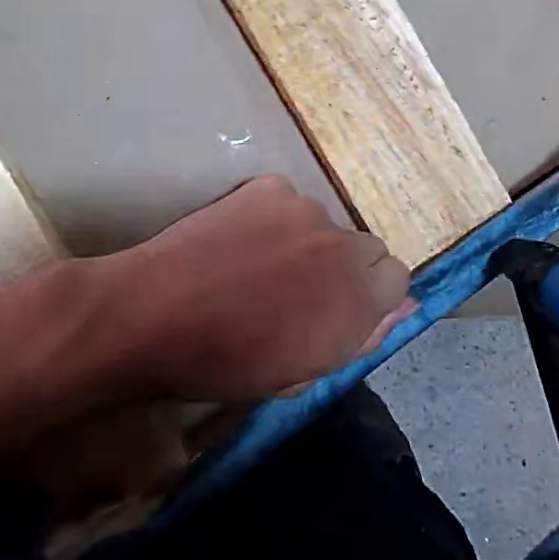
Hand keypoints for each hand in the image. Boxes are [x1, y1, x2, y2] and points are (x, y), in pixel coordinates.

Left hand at [93, 176, 413, 401]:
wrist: (154, 315)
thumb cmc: (228, 363)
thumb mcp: (305, 372)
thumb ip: (364, 336)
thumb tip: (405, 307)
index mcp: (358, 298)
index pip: (398, 280)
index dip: (369, 298)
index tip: (338, 312)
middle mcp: (343, 246)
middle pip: (367, 248)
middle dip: (345, 269)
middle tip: (298, 291)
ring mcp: (306, 210)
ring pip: (326, 224)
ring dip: (309, 242)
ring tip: (259, 267)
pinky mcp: (269, 187)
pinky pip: (290, 202)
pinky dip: (276, 220)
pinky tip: (240, 241)